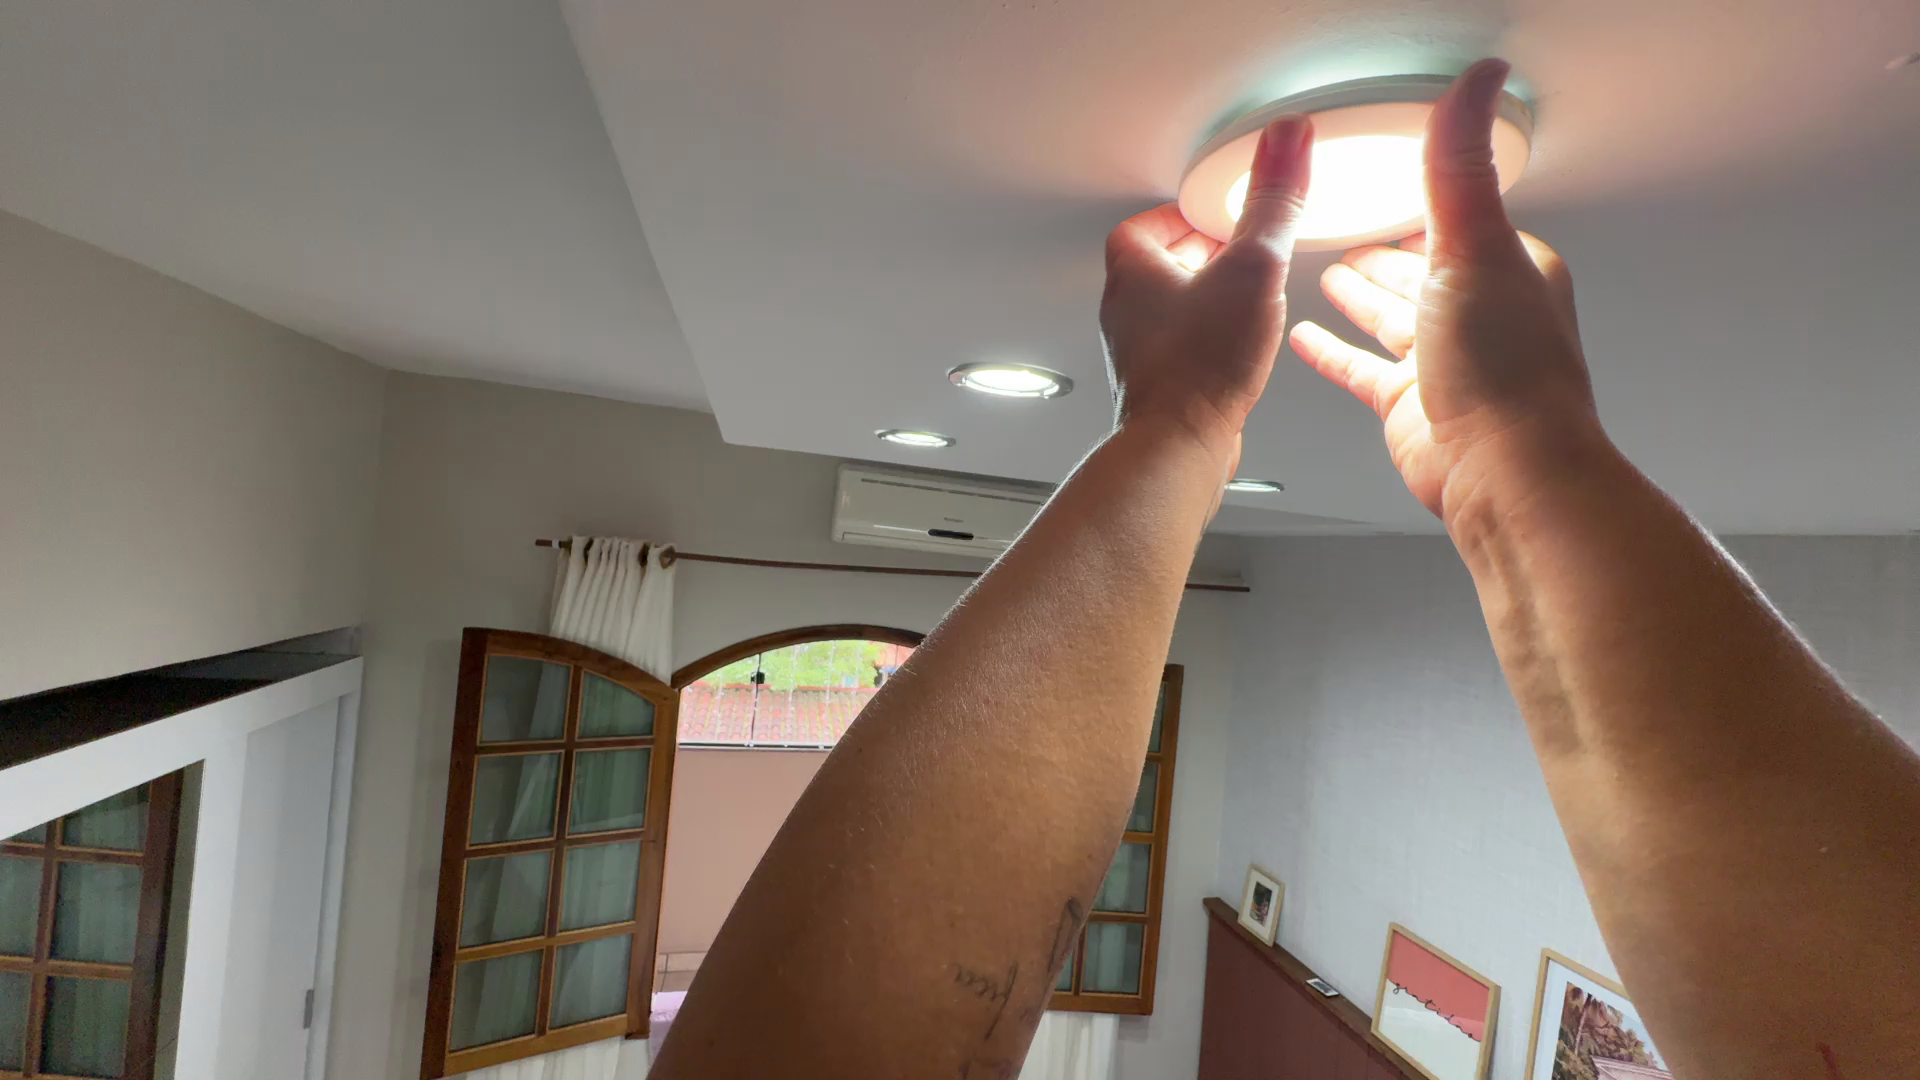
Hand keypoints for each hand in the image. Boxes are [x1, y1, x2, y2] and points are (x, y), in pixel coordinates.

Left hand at [1101, 115, 1313, 459]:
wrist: (1179, 444)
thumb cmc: (1199, 369)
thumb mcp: (1250, 268)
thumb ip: (1270, 203)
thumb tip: (1286, 139)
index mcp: (1132, 275)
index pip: (1140, 227)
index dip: (1177, 216)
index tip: (1212, 214)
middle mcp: (1125, 314)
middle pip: (1154, 267)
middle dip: (1197, 253)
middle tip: (1234, 250)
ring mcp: (1137, 351)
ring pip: (1167, 308)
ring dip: (1202, 295)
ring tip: (1242, 294)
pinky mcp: (1156, 383)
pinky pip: (1178, 345)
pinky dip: (1204, 334)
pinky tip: (1236, 344)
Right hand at [1289, 59, 1601, 522]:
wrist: (1497, 466)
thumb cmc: (1502, 371)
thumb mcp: (1472, 252)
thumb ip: (1456, 173)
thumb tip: (1472, 86)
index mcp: (1503, 270)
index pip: (1452, 225)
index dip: (1416, 208)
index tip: (1385, 191)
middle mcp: (1472, 315)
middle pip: (1416, 274)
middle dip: (1382, 256)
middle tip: (1348, 238)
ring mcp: (1436, 362)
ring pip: (1386, 320)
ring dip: (1357, 299)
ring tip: (1326, 278)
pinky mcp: (1402, 402)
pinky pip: (1358, 367)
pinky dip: (1333, 351)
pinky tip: (1306, 340)